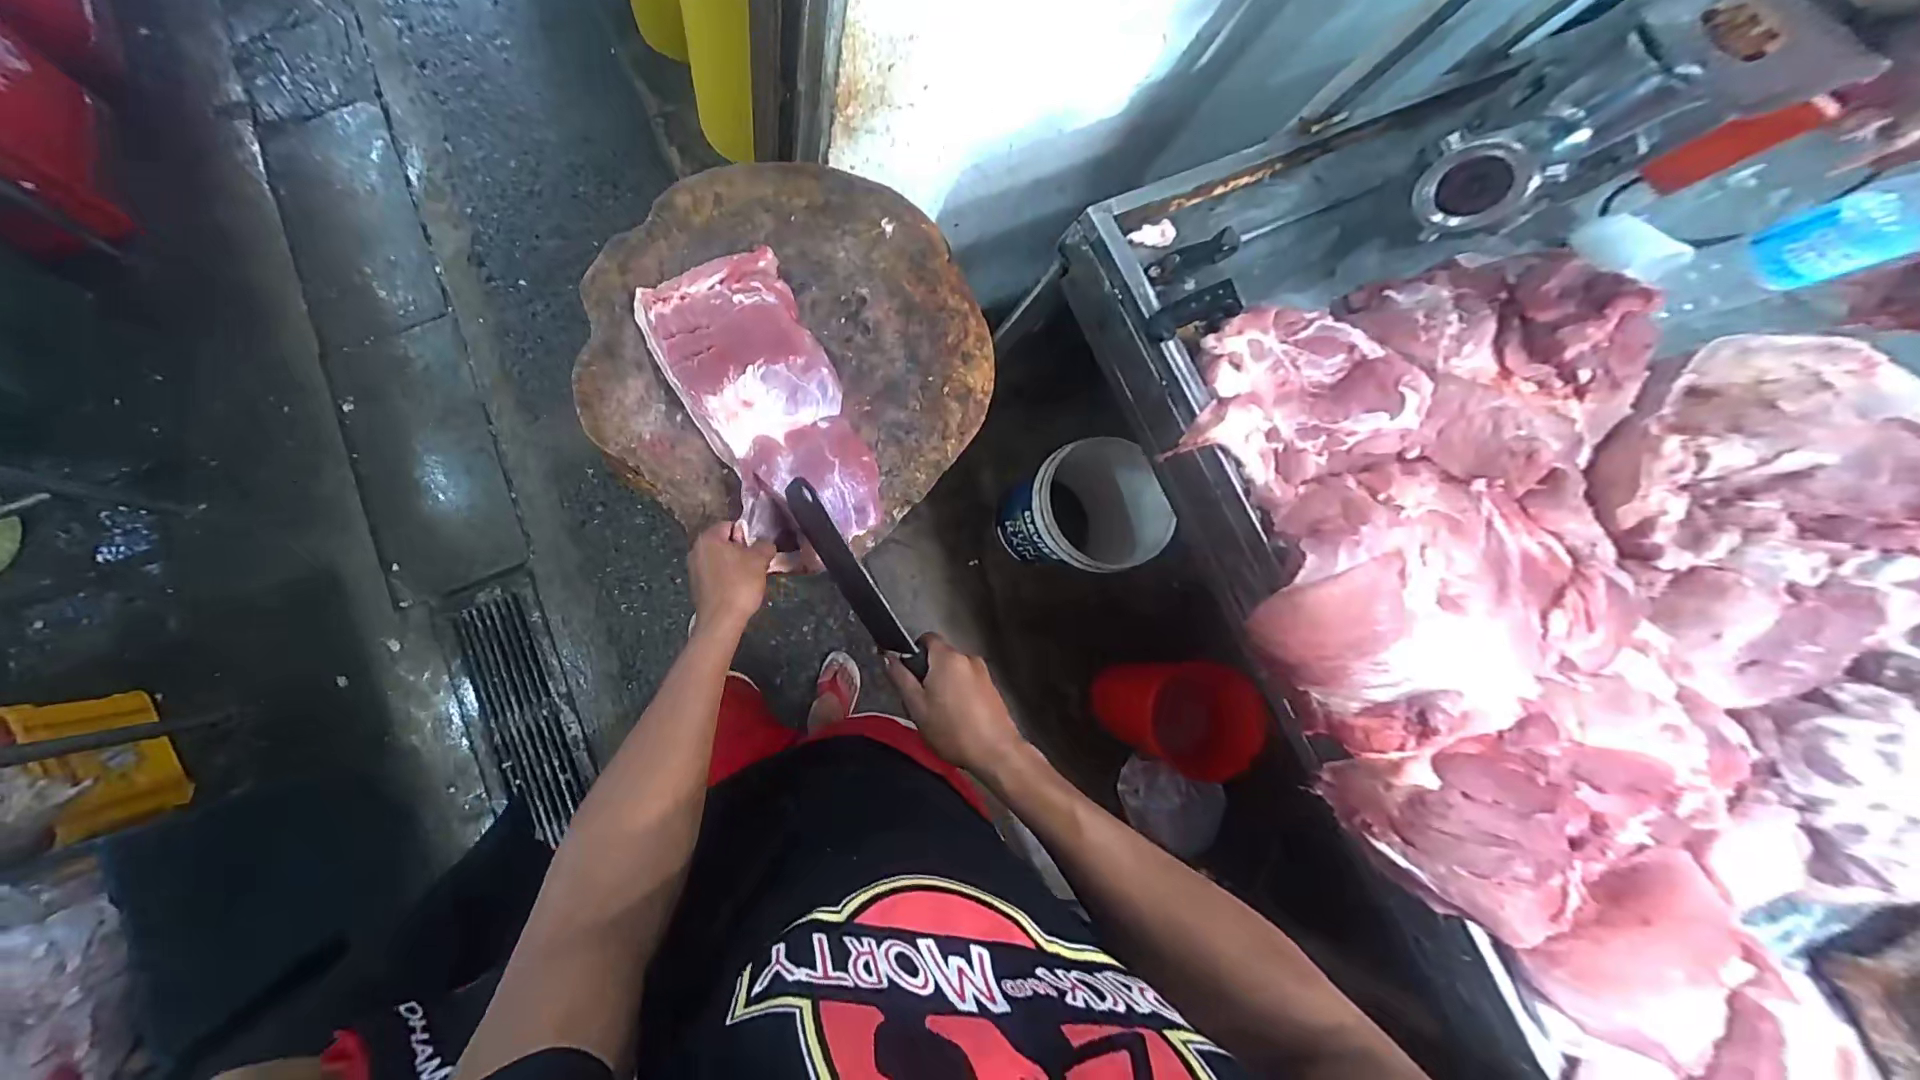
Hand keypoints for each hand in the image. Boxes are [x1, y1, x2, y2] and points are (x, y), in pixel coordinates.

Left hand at [688, 521, 774, 631]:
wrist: (721, 620)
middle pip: (724, 542)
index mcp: (707, 538)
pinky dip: (726, 577)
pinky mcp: (696, 586)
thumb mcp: (759, 560)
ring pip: (720, 559)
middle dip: (741, 550)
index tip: (757, 550)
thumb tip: (765, 545)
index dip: (747, 535)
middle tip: (756, 564)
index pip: (730, 525)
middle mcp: (695, 550)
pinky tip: (737, 589)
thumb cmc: (739, 584)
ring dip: (735, 564)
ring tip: (748, 578)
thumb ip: (764, 545)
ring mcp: (693, 569)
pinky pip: (715, 573)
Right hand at [884, 634, 1027, 773]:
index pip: (926, 638)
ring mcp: (983, 673)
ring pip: (954, 672)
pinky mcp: (992, 688)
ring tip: (940, 715)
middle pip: (940, 657)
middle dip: (928, 674)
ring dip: (944, 686)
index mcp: (948, 658)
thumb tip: (888, 656)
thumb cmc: (953, 731)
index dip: (912, 652)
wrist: (996, 752)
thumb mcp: (916, 706)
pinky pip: (968, 683)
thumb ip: (900, 677)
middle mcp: (968, 658)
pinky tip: (957, 719)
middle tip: (920, 702)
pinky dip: (960, 695)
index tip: (906, 673)